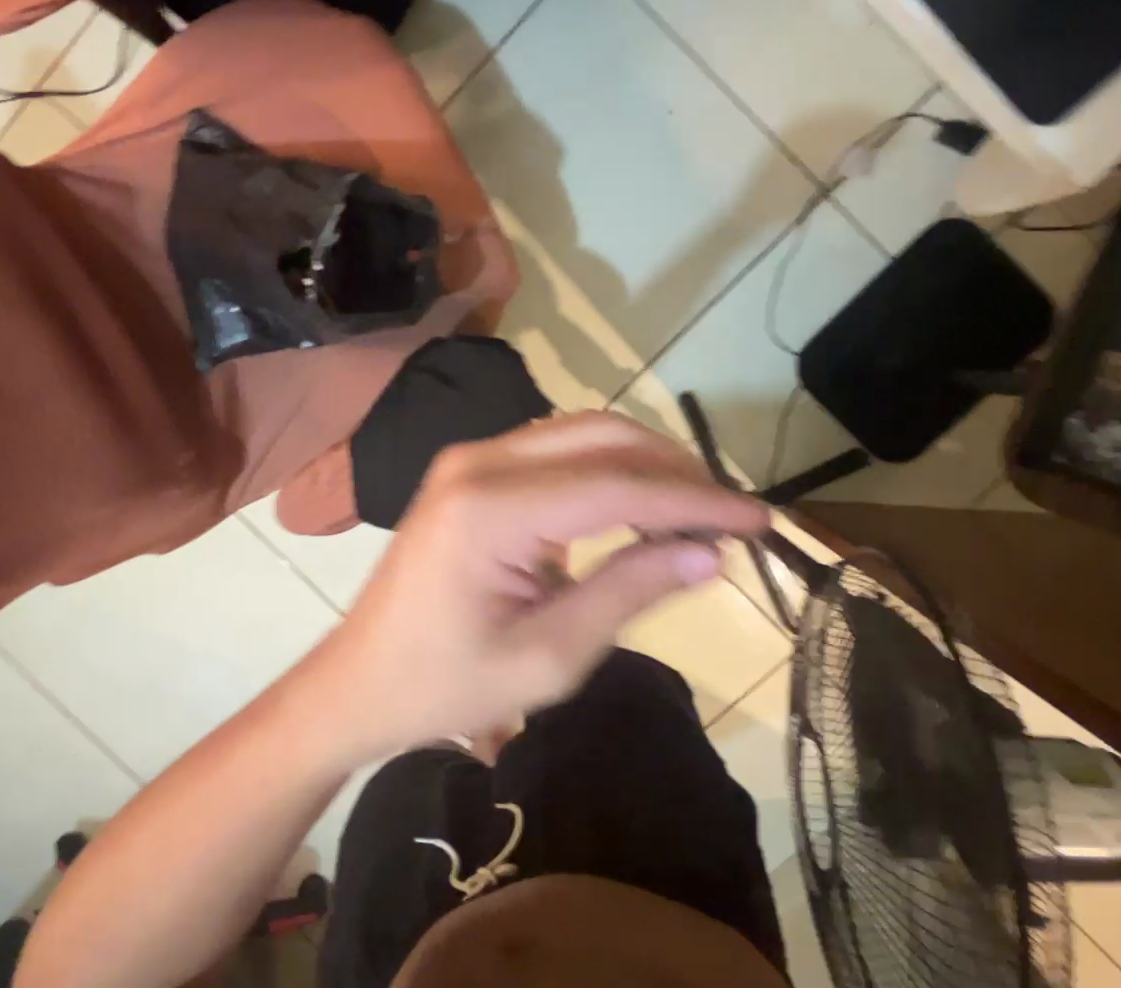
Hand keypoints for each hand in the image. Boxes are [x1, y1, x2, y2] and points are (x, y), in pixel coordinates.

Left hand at [299, 412, 770, 761]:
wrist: (358, 683)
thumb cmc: (445, 685)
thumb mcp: (549, 656)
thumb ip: (628, 592)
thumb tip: (708, 553)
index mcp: (491, 508)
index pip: (618, 485)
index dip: (696, 501)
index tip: (762, 520)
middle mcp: (478, 462)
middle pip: (602, 437)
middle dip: (675, 470)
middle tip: (730, 518)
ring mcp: (469, 460)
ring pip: (581, 434)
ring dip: (644, 465)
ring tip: (697, 514)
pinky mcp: (469, 473)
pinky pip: (554, 453)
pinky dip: (605, 472)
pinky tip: (638, 509)